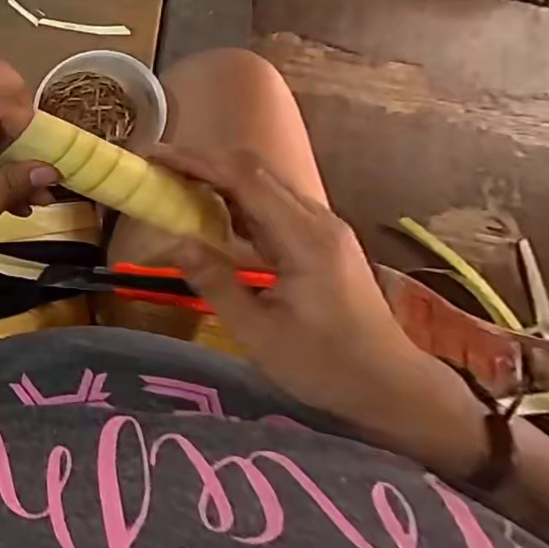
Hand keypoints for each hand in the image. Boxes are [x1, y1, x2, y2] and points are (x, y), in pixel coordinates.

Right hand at [154, 147, 476, 449]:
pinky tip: (208, 210)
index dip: (196, 162)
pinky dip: (233, 196)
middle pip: (255, 169)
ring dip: (216, 176)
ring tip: (173, 184)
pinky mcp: (319, 240)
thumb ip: (215, 284)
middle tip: (156, 169)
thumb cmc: (325, 366)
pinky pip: (270, 202)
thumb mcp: (258, 333)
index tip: (154, 158)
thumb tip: (176, 242)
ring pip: (263, 182)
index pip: (245, 179)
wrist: (394, 390)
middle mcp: (318, 222)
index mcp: (305, 239)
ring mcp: (322, 228)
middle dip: (202, 161)